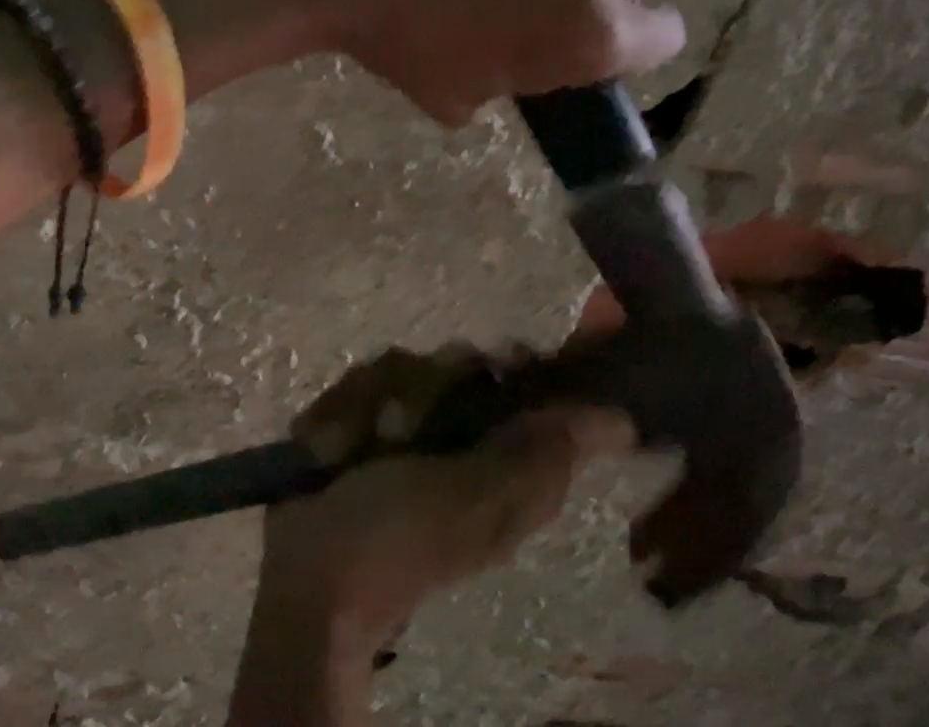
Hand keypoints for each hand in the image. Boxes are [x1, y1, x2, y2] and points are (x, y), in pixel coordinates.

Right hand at [259, 347, 633, 657]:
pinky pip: (355, 388)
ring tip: (353, 445)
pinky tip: (329, 445)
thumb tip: (620, 422)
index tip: (508, 353)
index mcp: (508, 466)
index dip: (539, 364)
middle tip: (402, 421)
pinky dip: (337, 413)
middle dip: (423, 385)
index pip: (541, 395)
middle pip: (459, 366)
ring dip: (369, 402)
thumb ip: (536, 454)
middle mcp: (462, 442)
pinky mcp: (357, 428)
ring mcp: (404, 433)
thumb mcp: (473, 499)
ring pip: (399, 370)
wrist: (308, 574)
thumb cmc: (397, 539)